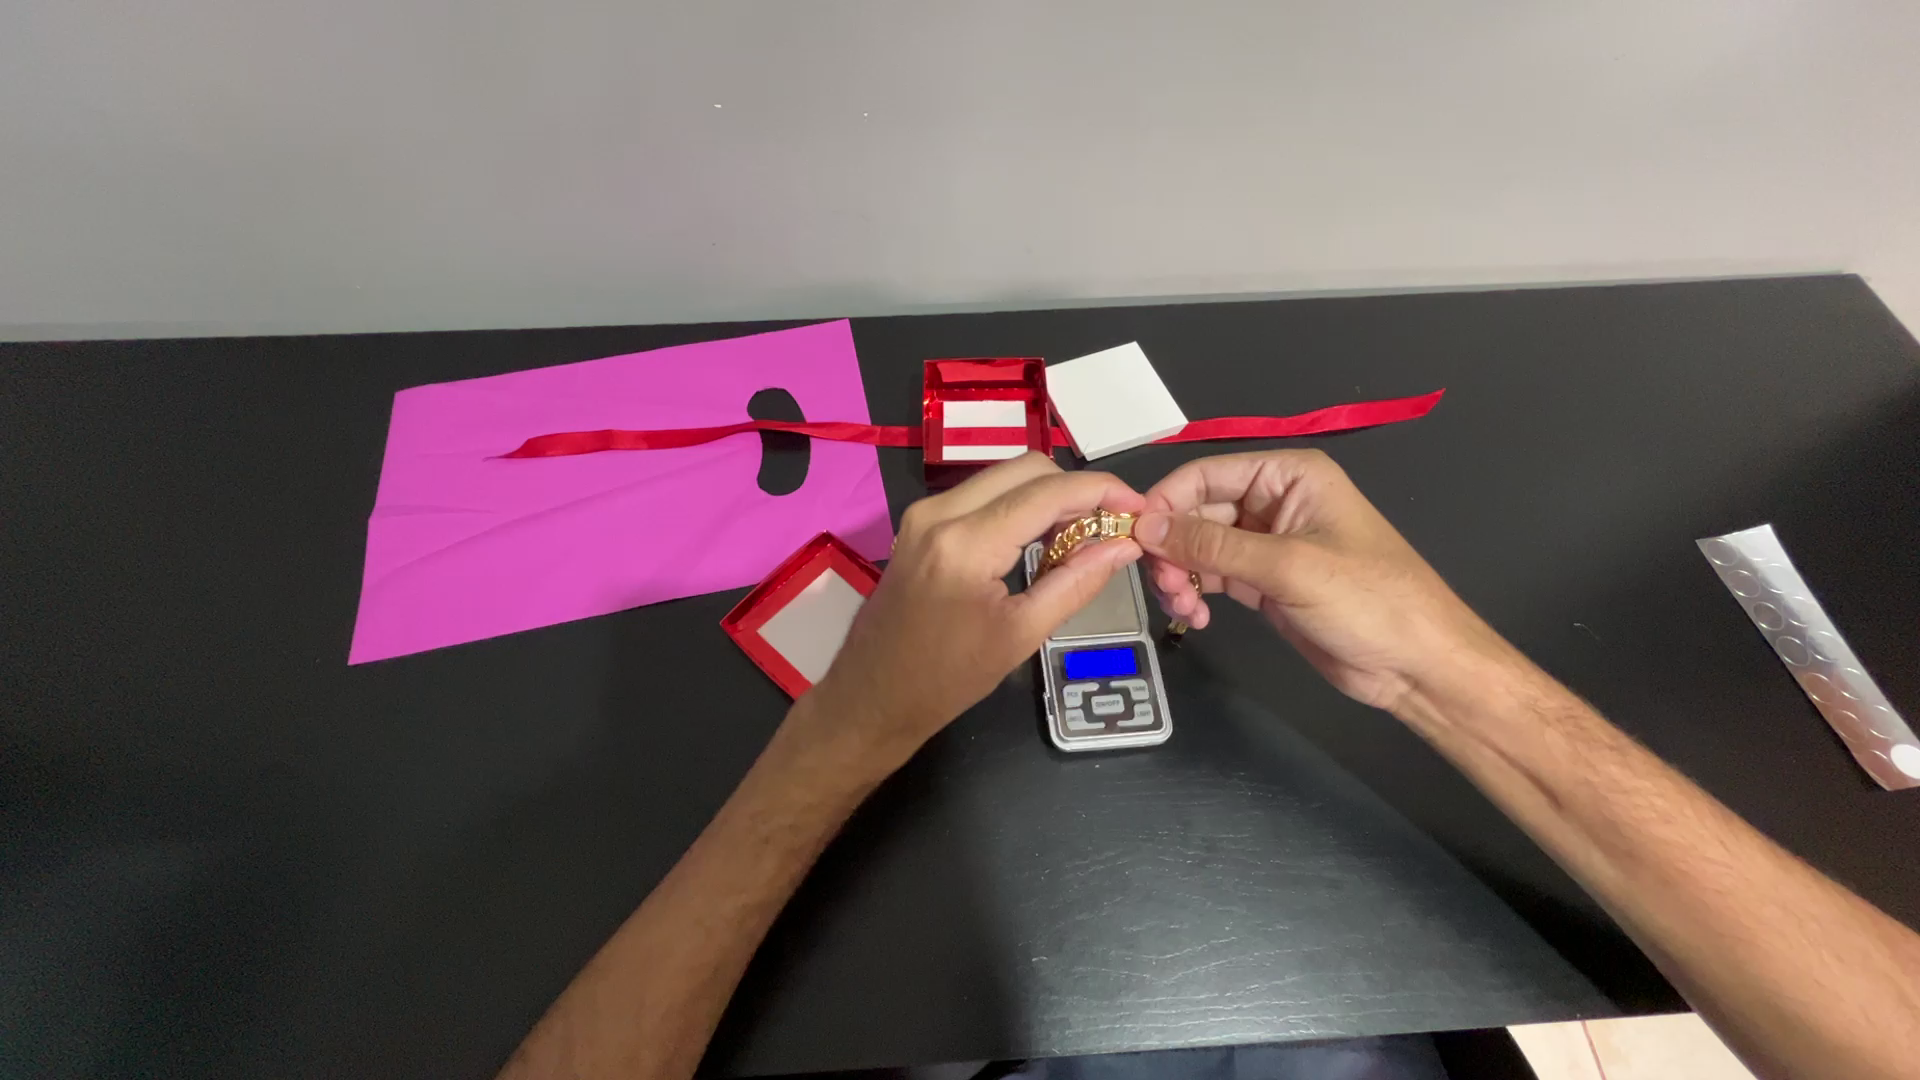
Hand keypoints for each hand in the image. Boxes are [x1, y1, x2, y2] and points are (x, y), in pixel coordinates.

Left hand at [801, 453, 1145, 765]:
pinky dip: (1017, 504)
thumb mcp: (1021, 635)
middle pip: (1026, 468)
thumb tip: (1124, 545)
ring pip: (1003, 476)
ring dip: (1047, 494)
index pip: (1048, 492)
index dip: (1102, 491)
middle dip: (1075, 488)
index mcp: (966, 543)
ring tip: (1078, 536)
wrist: (872, 696)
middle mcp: (940, 512)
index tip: (1137, 508)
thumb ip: (1077, 582)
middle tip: (1107, 527)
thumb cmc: (946, 679)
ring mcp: (924, 513)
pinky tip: (1038, 538)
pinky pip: (981, 493)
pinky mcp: (919, 522)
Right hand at [1136, 449, 1502, 710]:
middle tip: (1163, 585)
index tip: (1135, 538)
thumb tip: (1145, 526)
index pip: (1206, 475)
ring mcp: (1265, 543)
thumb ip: (1211, 545)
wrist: (1417, 666)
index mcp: (1288, 476)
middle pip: (1195, 513)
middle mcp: (1272, 502)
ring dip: (1179, 574)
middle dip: (1172, 548)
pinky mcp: (1261, 581)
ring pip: (1197, 547)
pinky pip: (1210, 574)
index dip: (1166, 502)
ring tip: (1183, 607)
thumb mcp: (1287, 566)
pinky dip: (1194, 591)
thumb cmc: (1370, 602)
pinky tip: (1196, 615)